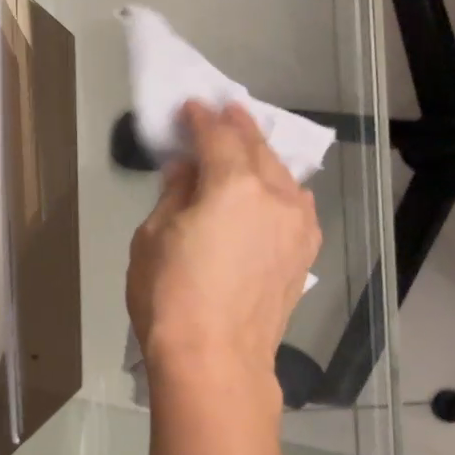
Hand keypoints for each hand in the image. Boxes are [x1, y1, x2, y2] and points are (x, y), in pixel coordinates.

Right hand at [126, 101, 320, 381]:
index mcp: (232, 188)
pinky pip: (292, 204)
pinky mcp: (302, 250)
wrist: (213, 350)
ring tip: (244, 147)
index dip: (203, 120)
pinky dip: (274, 187)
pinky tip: (262, 191)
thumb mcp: (152, 236)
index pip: (218, 141)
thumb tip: (185, 172)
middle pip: (259, 152)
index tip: (192, 104)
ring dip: (261, 157)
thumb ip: (174, 196)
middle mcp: (275, 198)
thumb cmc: (167, 291)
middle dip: (239, 129)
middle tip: (224, 111)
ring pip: (281, 177)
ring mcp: (297, 224)